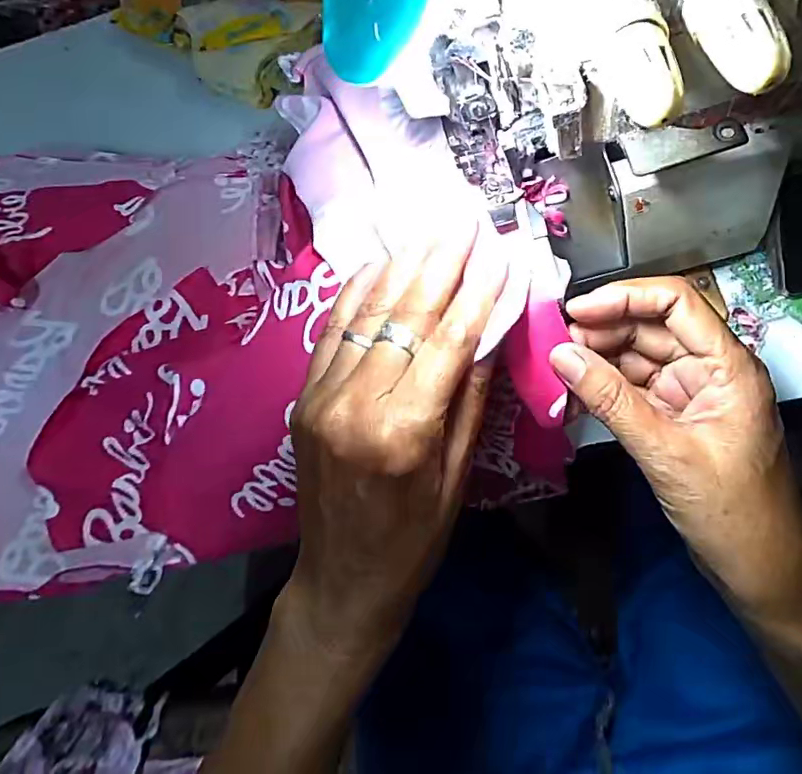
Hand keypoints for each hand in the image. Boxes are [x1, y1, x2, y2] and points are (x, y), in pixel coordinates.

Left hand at [283, 223, 505, 661]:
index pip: (449, 342)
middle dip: (440, 264)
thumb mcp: (457, 477)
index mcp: (403, 432)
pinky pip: (331, 330)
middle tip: (463, 222)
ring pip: (367, 314)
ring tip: (428, 232)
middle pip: (406, 317)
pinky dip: (354, 292)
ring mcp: (321, 396)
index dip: (478, 293)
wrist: (340, 579)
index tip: (498, 253)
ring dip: (400, 268)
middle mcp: (356, 404)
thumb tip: (489, 331)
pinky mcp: (303, 395)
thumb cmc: (413, 540)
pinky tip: (377, 263)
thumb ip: (471, 398)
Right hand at [548, 278, 801, 625]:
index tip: (578, 310)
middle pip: (651, 327)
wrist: (761, 576)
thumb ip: (611, 400)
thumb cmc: (733, 515)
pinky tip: (574, 390)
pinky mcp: (675, 416)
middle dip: (603, 329)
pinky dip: (604, 386)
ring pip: (638, 356)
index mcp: (728, 365)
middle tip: (556, 341)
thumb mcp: (667, 453)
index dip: (624, 297)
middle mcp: (711, 369)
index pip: (676, 303)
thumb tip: (561, 355)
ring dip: (598, 358)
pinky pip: (634, 387)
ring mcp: (691, 392)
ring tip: (557, 364)